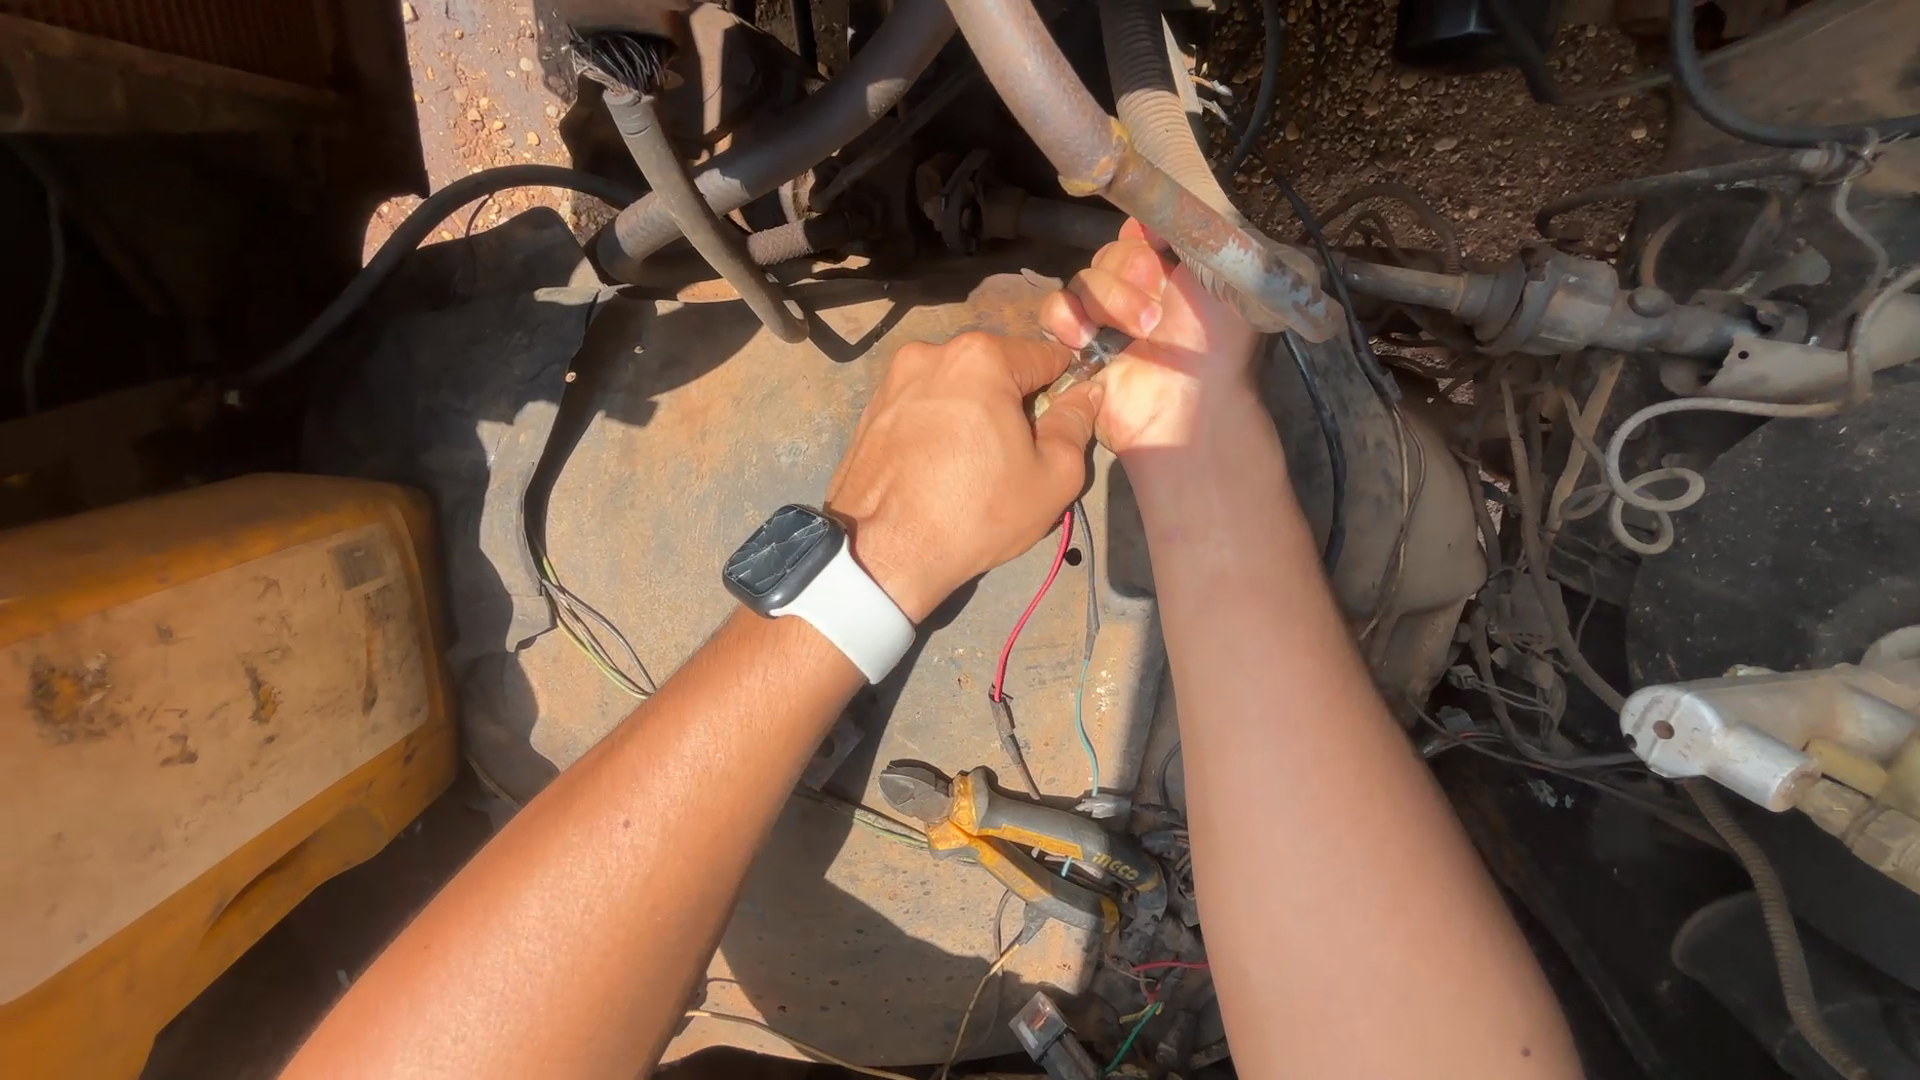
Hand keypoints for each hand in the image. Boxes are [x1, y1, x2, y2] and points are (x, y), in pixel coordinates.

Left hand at [826, 331, 1100, 622]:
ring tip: (971, 471)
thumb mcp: (1054, 476)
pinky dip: (937, 431)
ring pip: (956, 391)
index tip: (1059, 429)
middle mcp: (931, 354)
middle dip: (1013, 406)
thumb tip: (1085, 394)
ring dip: (973, 418)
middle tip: (1014, 459)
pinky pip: (921, 411)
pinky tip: (937, 473)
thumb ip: (1076, 424)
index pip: (1046, 357)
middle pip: (996, 372)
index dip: (1063, 392)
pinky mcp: (869, 412)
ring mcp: (892, 382)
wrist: (882, 553)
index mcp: (980, 357)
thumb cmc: (976, 513)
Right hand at [1040, 221, 1261, 454]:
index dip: (1143, 238)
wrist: (1191, 401)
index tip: (1162, 250)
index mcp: (1170, 271)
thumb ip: (1193, 231)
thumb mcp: (1222, 272)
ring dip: (1108, 302)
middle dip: (1131, 275)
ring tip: (1136, 335)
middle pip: (1107, 253)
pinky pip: (1053, 312)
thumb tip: (1150, 218)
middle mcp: (1135, 292)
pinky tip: (1088, 341)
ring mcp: (1102, 321)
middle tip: (1158, 313)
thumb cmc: (1217, 341)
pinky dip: (1067, 320)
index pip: (1137, 231)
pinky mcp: (1074, 348)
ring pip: (1081, 279)